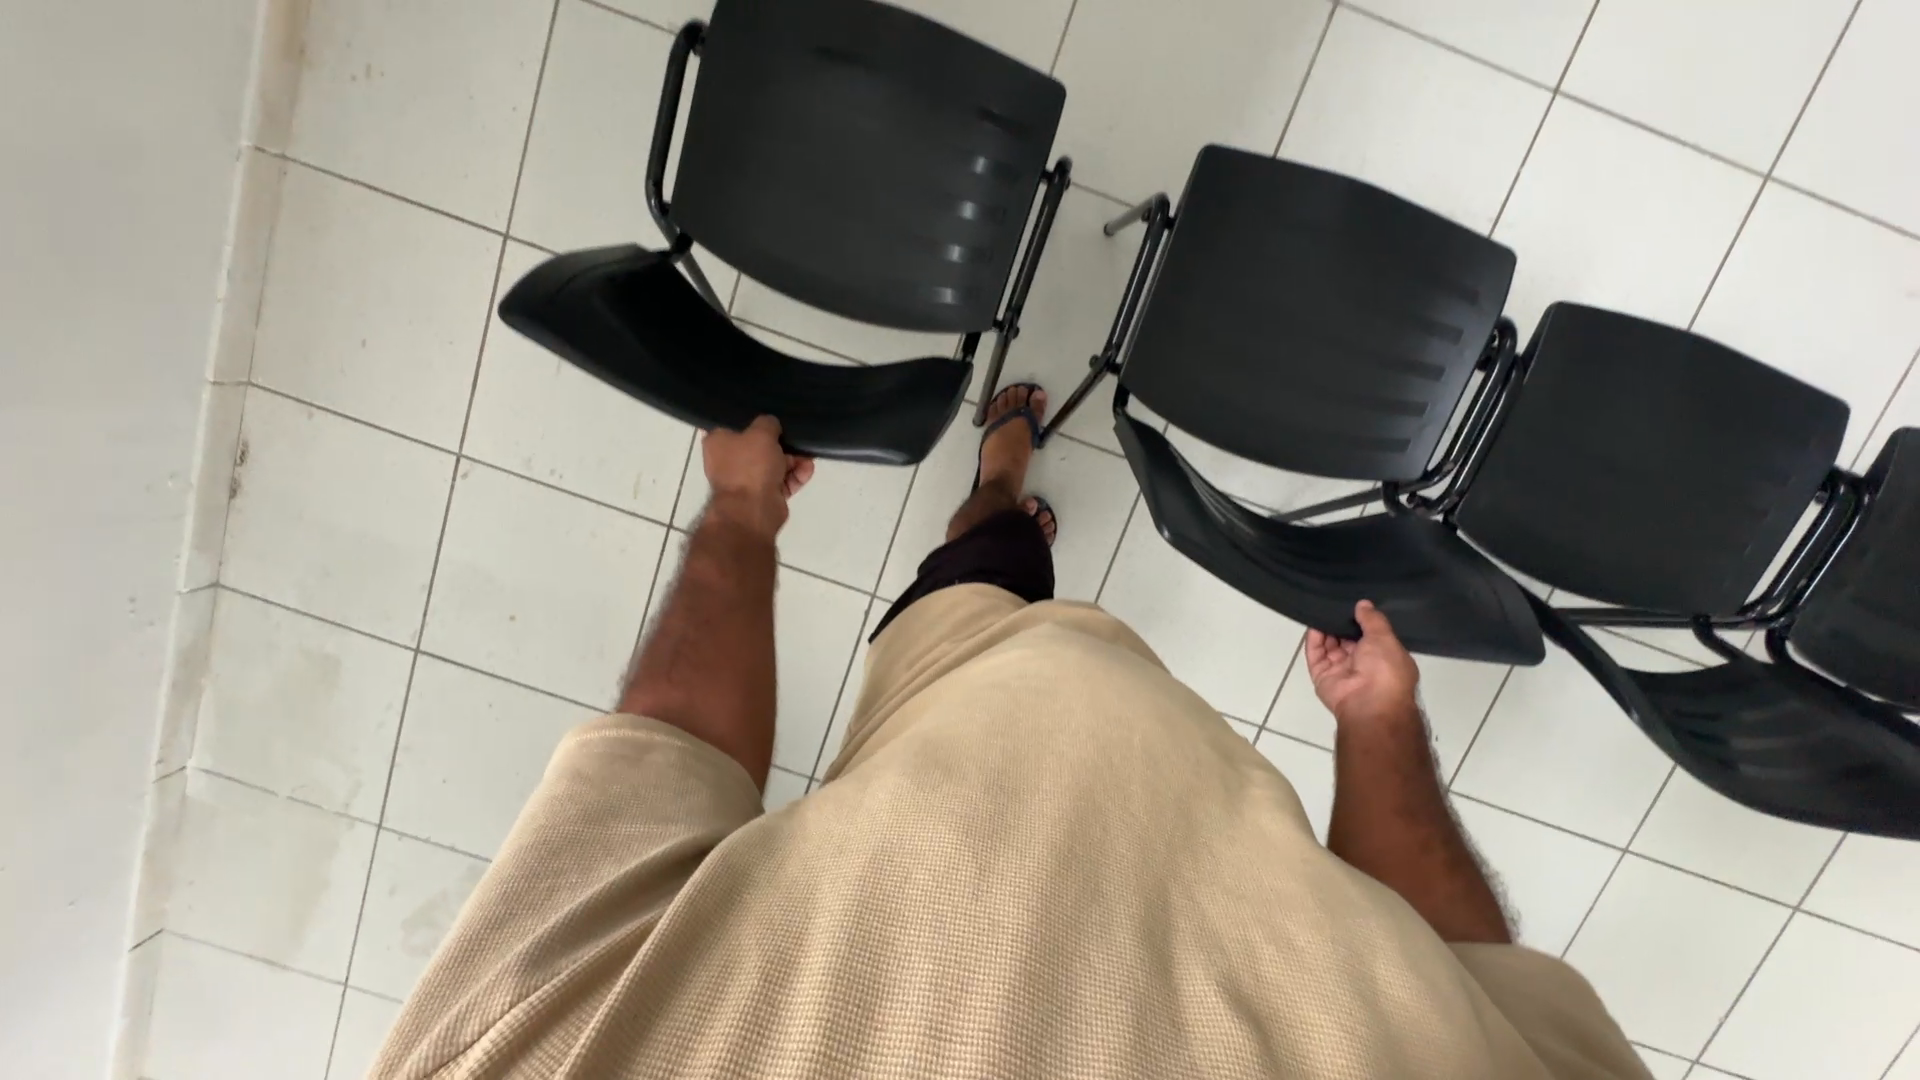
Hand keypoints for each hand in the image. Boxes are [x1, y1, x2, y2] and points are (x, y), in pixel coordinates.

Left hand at [702, 416, 813, 537]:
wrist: (753, 509)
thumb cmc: (750, 465)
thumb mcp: (761, 432)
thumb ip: (768, 422)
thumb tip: (772, 426)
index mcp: (717, 442)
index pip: (735, 425)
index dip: (754, 420)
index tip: (772, 417)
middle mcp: (729, 461)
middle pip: (759, 446)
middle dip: (782, 443)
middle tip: (795, 438)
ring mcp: (747, 480)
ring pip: (774, 464)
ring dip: (793, 460)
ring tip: (807, 456)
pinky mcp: (764, 495)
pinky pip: (782, 481)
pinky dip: (795, 476)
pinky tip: (807, 469)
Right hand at [1305, 600, 1419, 725]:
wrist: (1369, 703)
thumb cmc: (1386, 670)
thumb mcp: (1386, 639)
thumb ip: (1373, 620)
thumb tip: (1363, 604)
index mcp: (1384, 658)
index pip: (1372, 636)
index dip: (1364, 621)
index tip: (1356, 604)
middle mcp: (1363, 665)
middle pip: (1348, 640)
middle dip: (1342, 624)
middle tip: (1335, 603)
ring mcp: (1341, 671)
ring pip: (1330, 645)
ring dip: (1326, 629)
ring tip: (1321, 609)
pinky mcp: (1322, 675)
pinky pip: (1315, 654)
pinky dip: (1313, 640)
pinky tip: (1313, 624)